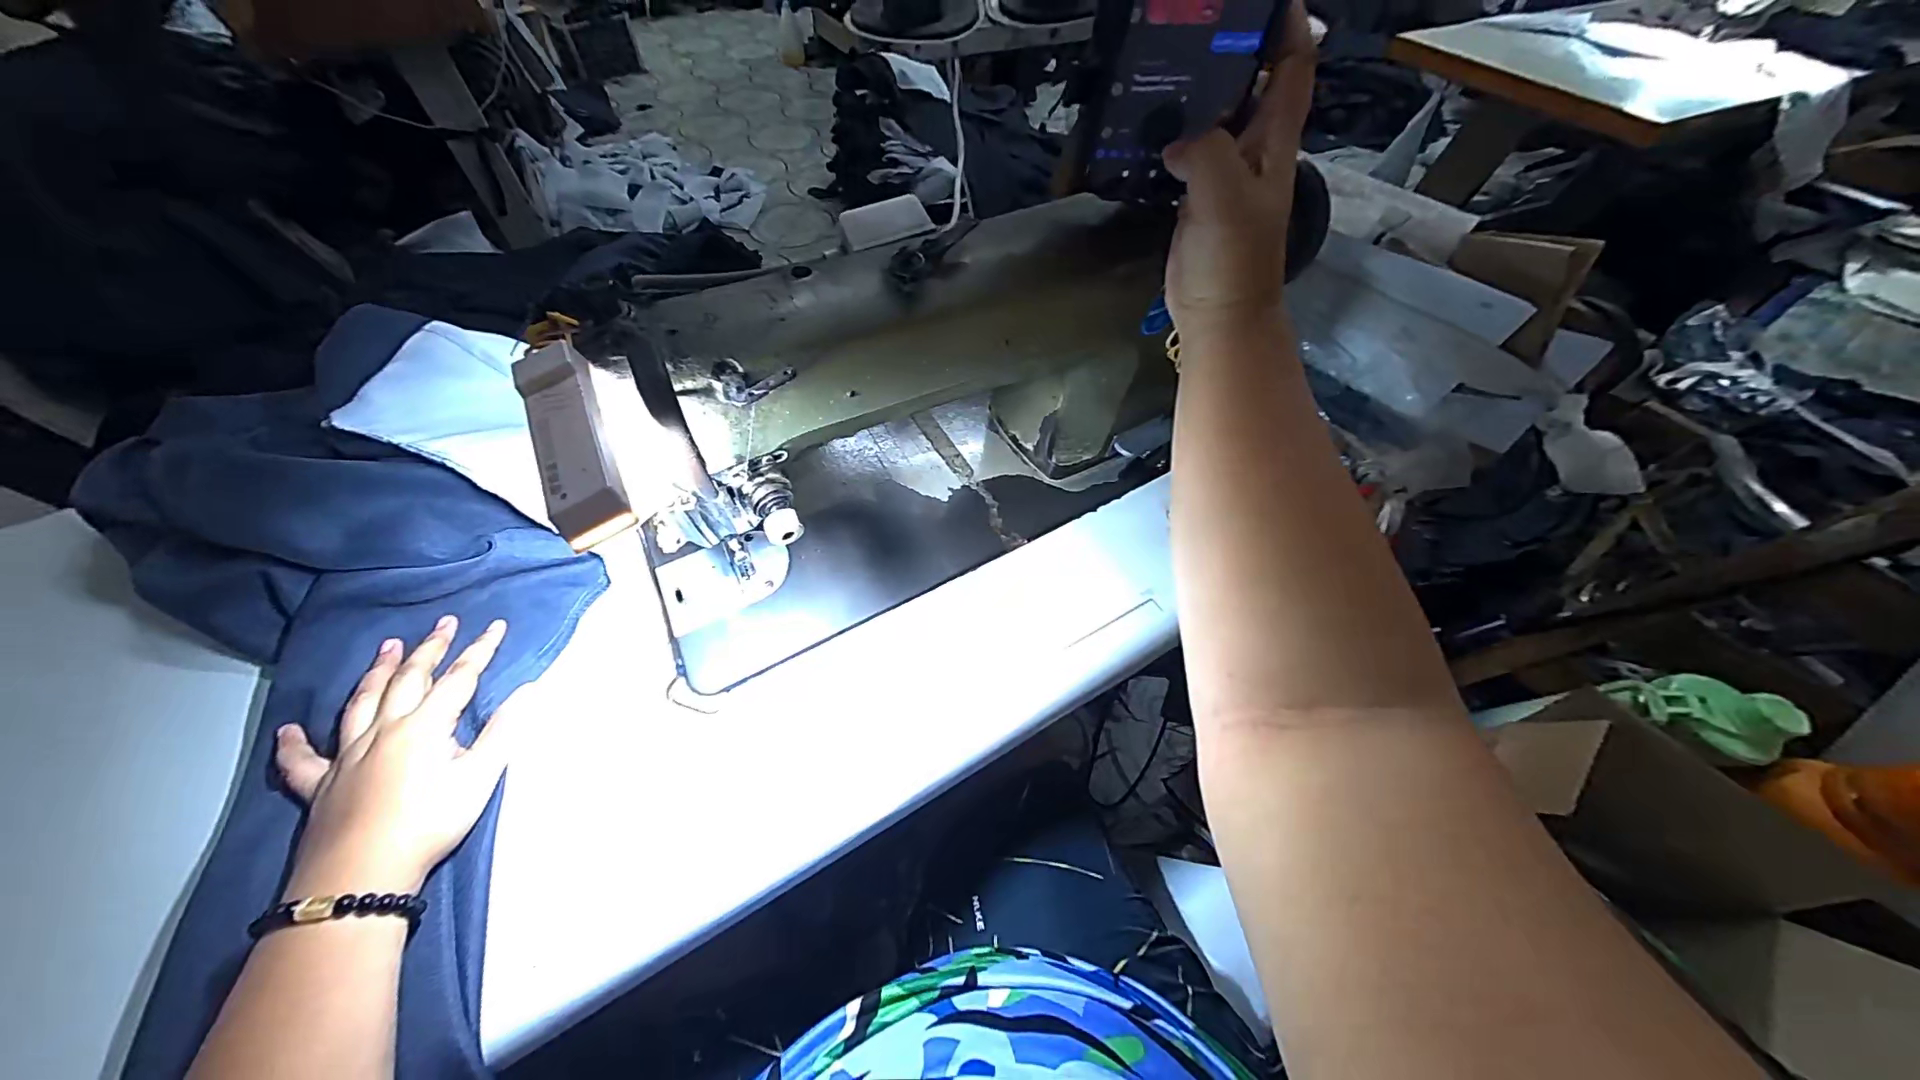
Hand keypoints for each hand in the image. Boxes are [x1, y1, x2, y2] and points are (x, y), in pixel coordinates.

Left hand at [276, 616, 523, 897]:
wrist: (361, 876)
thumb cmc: (430, 823)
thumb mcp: (479, 778)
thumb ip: (501, 732)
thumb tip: (525, 691)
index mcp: (424, 726)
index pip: (459, 678)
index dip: (480, 650)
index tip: (495, 626)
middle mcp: (383, 730)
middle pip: (408, 679)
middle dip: (430, 648)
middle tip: (444, 624)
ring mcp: (347, 756)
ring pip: (361, 702)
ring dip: (377, 672)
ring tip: (387, 648)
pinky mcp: (321, 785)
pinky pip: (304, 760)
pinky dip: (296, 743)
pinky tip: (290, 731)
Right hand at [1162, 0, 1315, 342]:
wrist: (1218, 315)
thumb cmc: (1233, 260)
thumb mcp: (1224, 194)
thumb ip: (1205, 150)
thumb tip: (1176, 137)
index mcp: (1274, 143)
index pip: (1292, 70)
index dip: (1288, 29)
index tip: (1267, 1)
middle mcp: (1253, 152)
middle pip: (1252, 85)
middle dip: (1236, 50)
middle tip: (1198, 29)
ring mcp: (1224, 176)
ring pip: (1216, 118)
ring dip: (1200, 90)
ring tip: (1168, 63)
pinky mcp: (1196, 199)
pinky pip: (1187, 152)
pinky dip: (1173, 133)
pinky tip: (1150, 123)